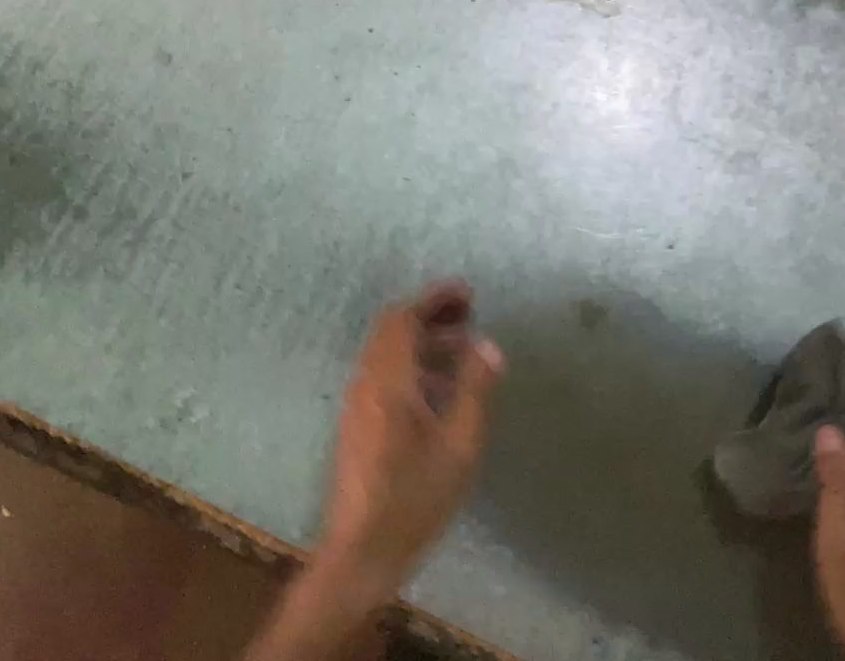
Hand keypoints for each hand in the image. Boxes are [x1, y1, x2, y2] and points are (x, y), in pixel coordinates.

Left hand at [314, 278, 502, 599]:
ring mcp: (357, 404)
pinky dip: (412, 364)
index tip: (466, 293)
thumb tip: (487, 345)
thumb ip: (474, 389)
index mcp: (387, 381)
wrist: (361, 552)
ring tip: (463, 350)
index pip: (403, 319)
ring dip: (422, 341)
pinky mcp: (358, 424)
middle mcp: (366, 383)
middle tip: (468, 314)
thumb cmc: (415, 497)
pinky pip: (384, 375)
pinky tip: (441, 390)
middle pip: (391, 330)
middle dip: (429, 315)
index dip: (433, 299)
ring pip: (387, 353)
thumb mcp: (459, 444)